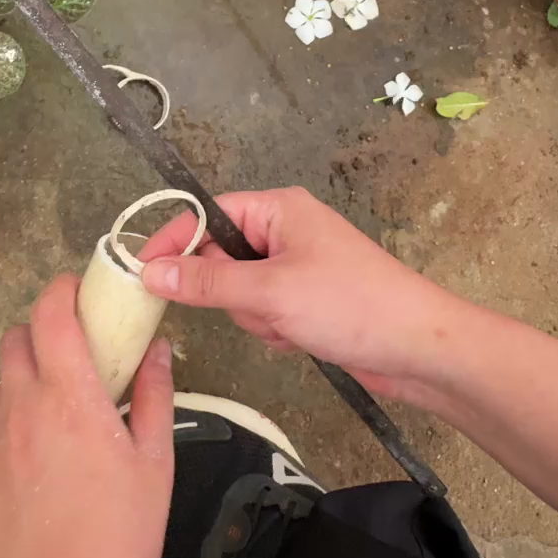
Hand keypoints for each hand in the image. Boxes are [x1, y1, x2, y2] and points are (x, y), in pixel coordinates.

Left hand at [0, 275, 174, 557]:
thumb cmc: (120, 535)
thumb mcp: (155, 463)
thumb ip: (153, 395)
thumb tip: (158, 347)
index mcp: (70, 395)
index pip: (51, 314)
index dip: (62, 289)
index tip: (80, 289)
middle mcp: (22, 406)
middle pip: (16, 337)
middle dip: (44, 328)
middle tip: (74, 349)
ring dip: (21, 372)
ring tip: (49, 398)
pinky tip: (15, 435)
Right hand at [137, 187, 464, 402]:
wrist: (417, 348)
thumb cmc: (348, 304)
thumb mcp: (270, 292)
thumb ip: (206, 282)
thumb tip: (148, 270)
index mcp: (278, 208)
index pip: (208, 213)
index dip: (175, 239)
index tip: (140, 270)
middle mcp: (283, 229)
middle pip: (220, 255)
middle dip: (232, 291)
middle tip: (257, 308)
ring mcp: (294, 265)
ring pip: (239, 290)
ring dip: (255, 314)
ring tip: (288, 324)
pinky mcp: (303, 297)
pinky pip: (262, 309)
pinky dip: (272, 327)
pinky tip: (299, 336)